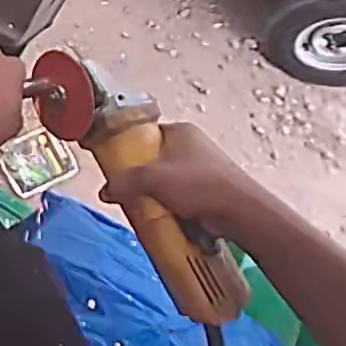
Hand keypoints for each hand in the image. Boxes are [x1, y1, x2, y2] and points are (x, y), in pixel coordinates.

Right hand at [99, 123, 275, 237]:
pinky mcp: (211, 187)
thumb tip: (105, 192)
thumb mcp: (151, 179)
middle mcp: (194, 144)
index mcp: (181, 131)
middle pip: (154, 158)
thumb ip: (123, 182)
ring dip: (156, 192)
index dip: (128, 150)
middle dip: (141, 176)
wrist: (240, 213)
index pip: (144, 135)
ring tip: (146, 205)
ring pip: (167, 178)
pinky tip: (165, 214)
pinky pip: (181, 193)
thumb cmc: (197, 185)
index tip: (117, 167)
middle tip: (129, 190)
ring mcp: (205, 166)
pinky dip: (171, 203)